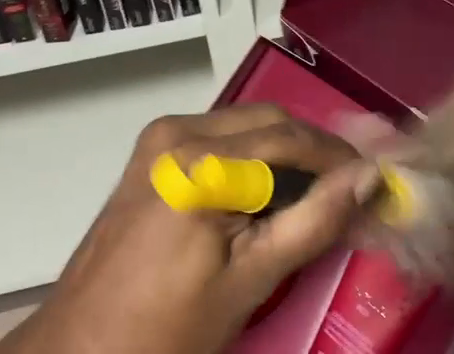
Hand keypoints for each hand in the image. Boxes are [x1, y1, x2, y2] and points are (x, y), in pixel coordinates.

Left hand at [0, 105, 381, 353]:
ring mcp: (157, 139)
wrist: (79, 351)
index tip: (374, 178)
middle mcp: (176, 130)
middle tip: (347, 189)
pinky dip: (249, 159)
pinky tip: (266, 195)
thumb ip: (313, 221)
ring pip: (243, 127)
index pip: (288, 138)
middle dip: (311, 152)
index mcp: (199, 160)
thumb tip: (368, 177)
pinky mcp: (149, 154)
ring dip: (282, 153)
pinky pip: (216, 139)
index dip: (337, 156)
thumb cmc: (165, 327)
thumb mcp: (250, 280)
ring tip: (313, 196)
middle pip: (266, 122)